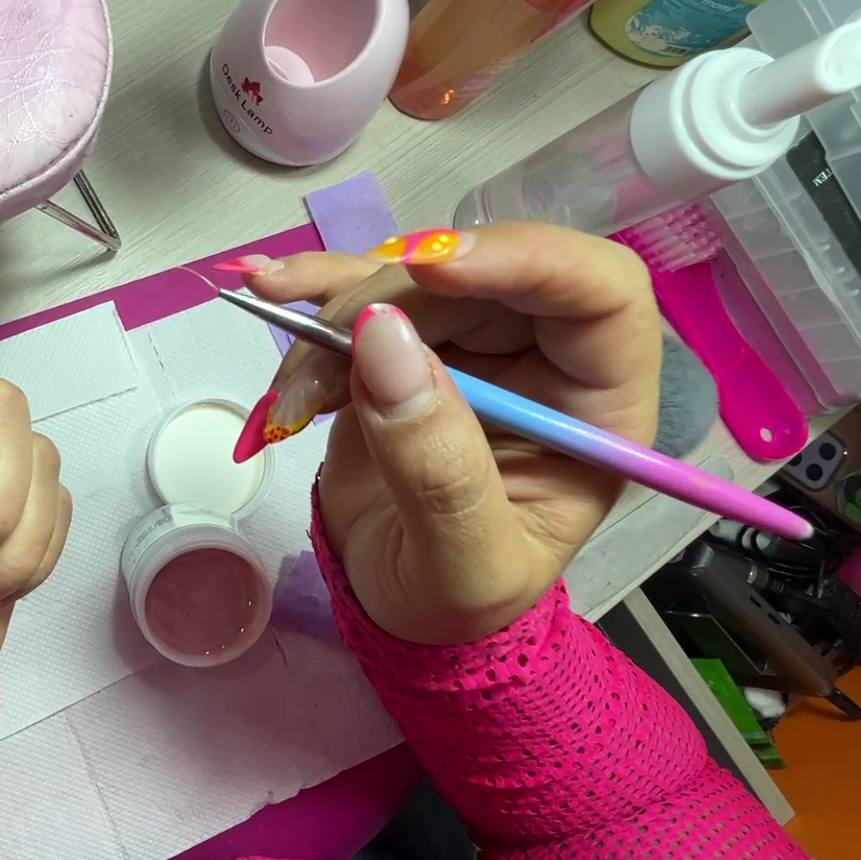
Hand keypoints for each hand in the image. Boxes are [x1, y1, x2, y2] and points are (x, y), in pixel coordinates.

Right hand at [236, 223, 659, 643]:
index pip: (596, 293)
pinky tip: (264, 291)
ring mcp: (464, 345)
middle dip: (381, 308)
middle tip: (310, 372)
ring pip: (401, 281)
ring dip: (328, 316)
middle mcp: (536, 357)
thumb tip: (382, 339)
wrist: (393, 599)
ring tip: (284, 388)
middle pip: (472, 280)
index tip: (428, 271)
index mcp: (594, 406)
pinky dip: (305, 306)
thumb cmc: (452, 598)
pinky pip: (354, 299)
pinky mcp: (398, 346)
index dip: (523, 260)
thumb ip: (434, 463)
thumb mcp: (461, 562)